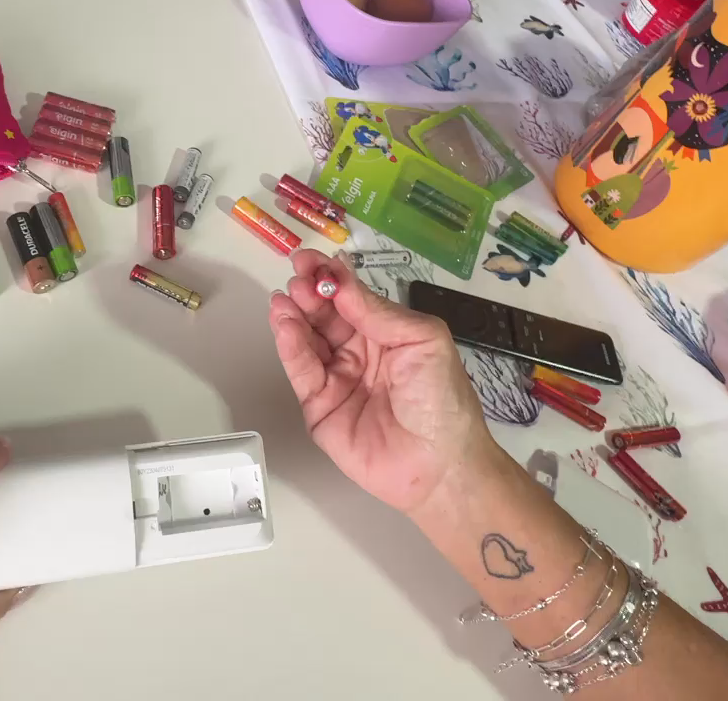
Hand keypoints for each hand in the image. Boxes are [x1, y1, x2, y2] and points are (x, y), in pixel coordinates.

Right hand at [267, 250, 494, 514]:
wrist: (441, 467)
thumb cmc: (442, 399)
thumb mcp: (422, 340)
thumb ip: (377, 311)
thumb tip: (340, 281)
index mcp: (384, 333)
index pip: (350, 298)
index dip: (330, 278)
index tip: (311, 260)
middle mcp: (356, 351)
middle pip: (323, 315)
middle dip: (308, 292)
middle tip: (297, 276)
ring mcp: (335, 378)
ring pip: (306, 339)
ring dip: (293, 315)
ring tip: (285, 298)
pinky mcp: (318, 406)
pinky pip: (300, 370)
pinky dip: (289, 346)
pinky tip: (285, 324)